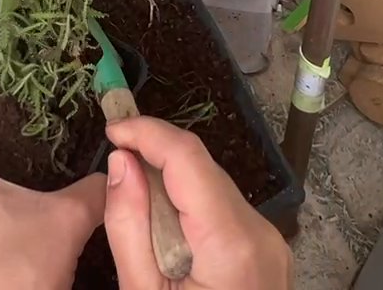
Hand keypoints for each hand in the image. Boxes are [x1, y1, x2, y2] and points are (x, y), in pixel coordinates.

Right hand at [102, 117, 291, 289]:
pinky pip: (223, 210)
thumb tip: (121, 161)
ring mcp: (271, 243)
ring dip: (172, 183)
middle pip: (201, 168)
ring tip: (136, 203)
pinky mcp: (269, 254)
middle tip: (115, 165)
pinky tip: (166, 230)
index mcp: (232, 242)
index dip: (147, 131)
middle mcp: (261, 232)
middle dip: (156, 158)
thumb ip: (128, 225)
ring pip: (212, 185)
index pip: (187, 155)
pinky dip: (191, 207)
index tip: (110, 128)